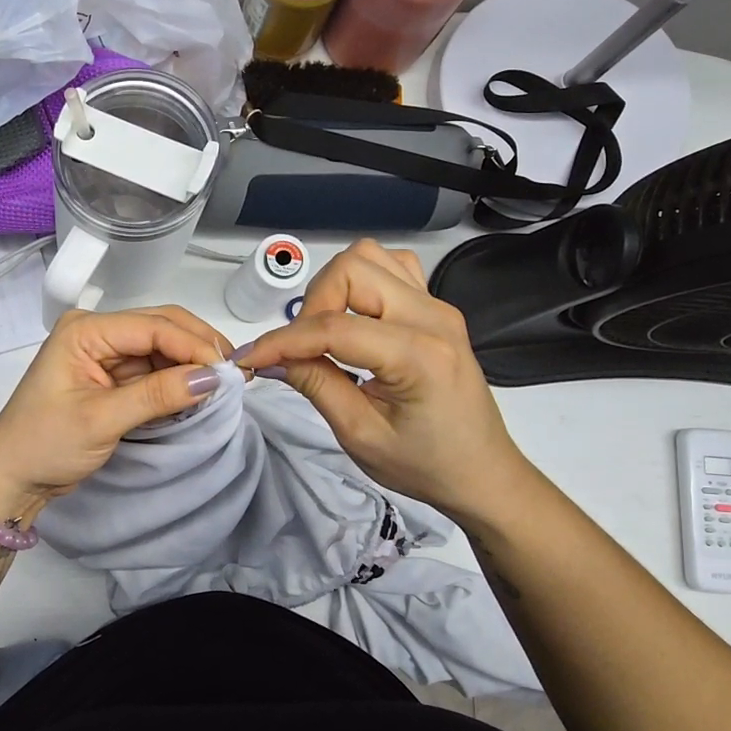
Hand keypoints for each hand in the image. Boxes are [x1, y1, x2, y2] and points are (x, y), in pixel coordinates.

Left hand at [0, 306, 231, 518]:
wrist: (11, 478)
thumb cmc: (44, 444)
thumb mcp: (102, 420)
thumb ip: (157, 395)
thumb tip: (213, 378)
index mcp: (85, 330)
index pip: (152, 325)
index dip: (193, 344)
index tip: (229, 371)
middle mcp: (95, 333)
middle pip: (160, 328)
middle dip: (197, 348)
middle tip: (236, 373)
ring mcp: (103, 355)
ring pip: (160, 349)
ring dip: (190, 364)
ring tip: (225, 384)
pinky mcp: (110, 379)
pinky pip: (152, 371)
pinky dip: (176, 381)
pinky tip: (199, 393)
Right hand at [233, 240, 535, 521]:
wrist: (481, 473)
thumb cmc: (423, 465)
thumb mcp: (359, 434)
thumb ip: (315, 385)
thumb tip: (271, 357)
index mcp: (418, 355)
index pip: (334, 326)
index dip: (282, 340)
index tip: (248, 359)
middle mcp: (432, 317)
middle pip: (352, 269)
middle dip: (312, 304)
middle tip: (300, 350)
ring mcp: (436, 306)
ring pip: (370, 257)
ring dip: (334, 288)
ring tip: (324, 332)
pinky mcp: (434, 308)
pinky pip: (391, 268)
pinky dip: (360, 283)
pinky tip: (353, 318)